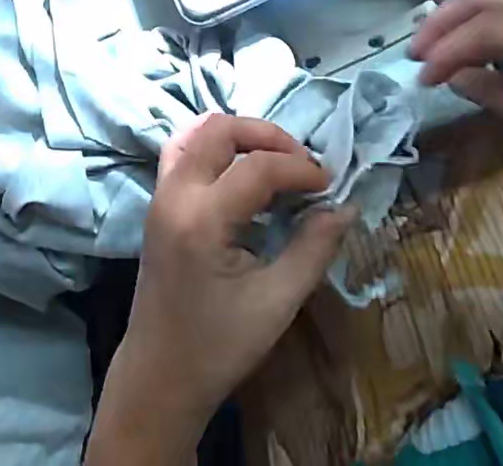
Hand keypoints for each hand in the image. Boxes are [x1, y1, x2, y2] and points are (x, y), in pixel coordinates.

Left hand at [86, 114, 353, 464]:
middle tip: (302, 164)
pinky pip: (182, 148)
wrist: (159, 373)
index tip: (330, 186)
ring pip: (196, 131)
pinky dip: (215, 144)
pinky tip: (241, 168)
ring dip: (239, 134)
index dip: (300, 168)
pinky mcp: (158, 199)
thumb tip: (345, 206)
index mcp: (202, 219)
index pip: (257, 167)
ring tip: (275, 160)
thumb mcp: (277, 302)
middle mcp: (175, 193)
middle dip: (267, 136)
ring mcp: (160, 193)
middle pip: (220, 129)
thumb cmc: (219, 345)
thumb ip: (313, 248)